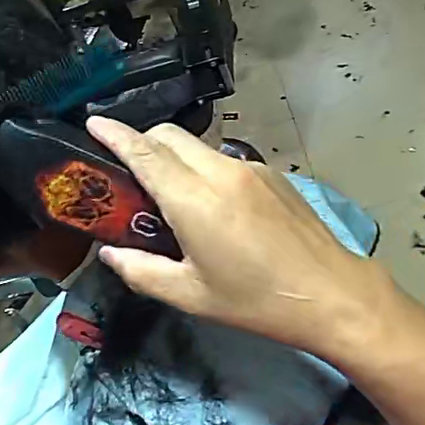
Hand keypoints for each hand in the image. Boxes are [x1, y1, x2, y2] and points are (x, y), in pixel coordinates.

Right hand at [86, 117, 399, 359]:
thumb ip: (142, 271)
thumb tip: (111, 252)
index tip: (93, 123)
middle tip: (128, 173)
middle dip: (143, 142)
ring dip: (176, 156)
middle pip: (171, 136)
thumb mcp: (191, 295)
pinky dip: (206, 169)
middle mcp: (223, 172)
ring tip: (171, 196)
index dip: (115, 135)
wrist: (331, 292)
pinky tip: (214, 205)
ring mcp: (252, 169)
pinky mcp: (274, 175)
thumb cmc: (257, 301)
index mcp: (196, 200)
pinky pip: (226, 160)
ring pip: (200, 146)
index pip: (146, 153)